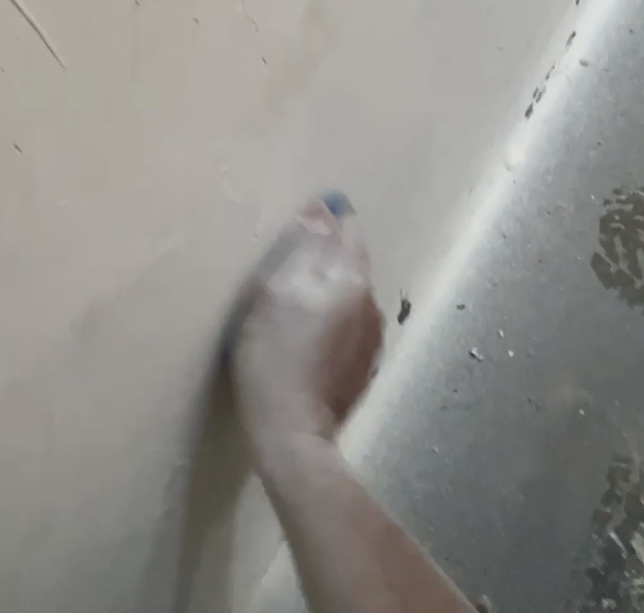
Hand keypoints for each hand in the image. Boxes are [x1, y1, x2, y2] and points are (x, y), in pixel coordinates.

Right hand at [229, 195, 383, 452]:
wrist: (292, 432)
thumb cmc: (271, 356)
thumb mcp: (273, 292)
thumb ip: (302, 247)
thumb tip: (321, 210)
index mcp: (349, 278)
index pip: (348, 229)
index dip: (330, 217)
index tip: (314, 212)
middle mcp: (370, 300)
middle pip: (353, 259)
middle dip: (332, 249)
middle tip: (301, 250)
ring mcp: (372, 334)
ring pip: (354, 290)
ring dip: (334, 282)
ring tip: (303, 291)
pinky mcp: (367, 361)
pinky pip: (354, 319)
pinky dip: (337, 312)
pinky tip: (314, 328)